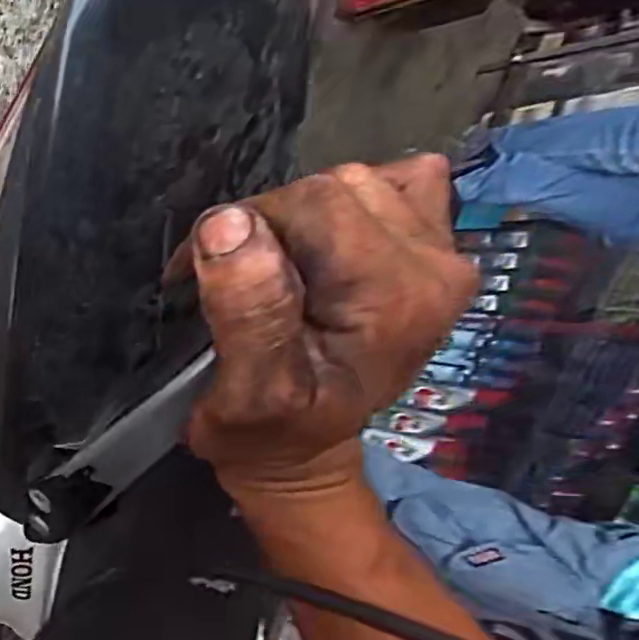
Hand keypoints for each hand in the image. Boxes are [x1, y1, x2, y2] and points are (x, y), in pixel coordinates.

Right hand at [173, 155, 476, 499]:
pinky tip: (313, 251)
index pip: (312, 206)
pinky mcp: (427, 252)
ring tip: (261, 273)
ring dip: (292, 219)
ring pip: (355, 183)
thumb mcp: (244, 394)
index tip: (199, 276)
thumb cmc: (263, 436)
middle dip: (263, 223)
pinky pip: (388, 188)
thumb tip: (227, 225)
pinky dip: (338, 209)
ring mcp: (439, 255)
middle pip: (335, 188)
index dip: (242, 228)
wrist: (298, 456)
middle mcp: (434, 265)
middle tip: (224, 279)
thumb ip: (246, 313)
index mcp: (393, 298)